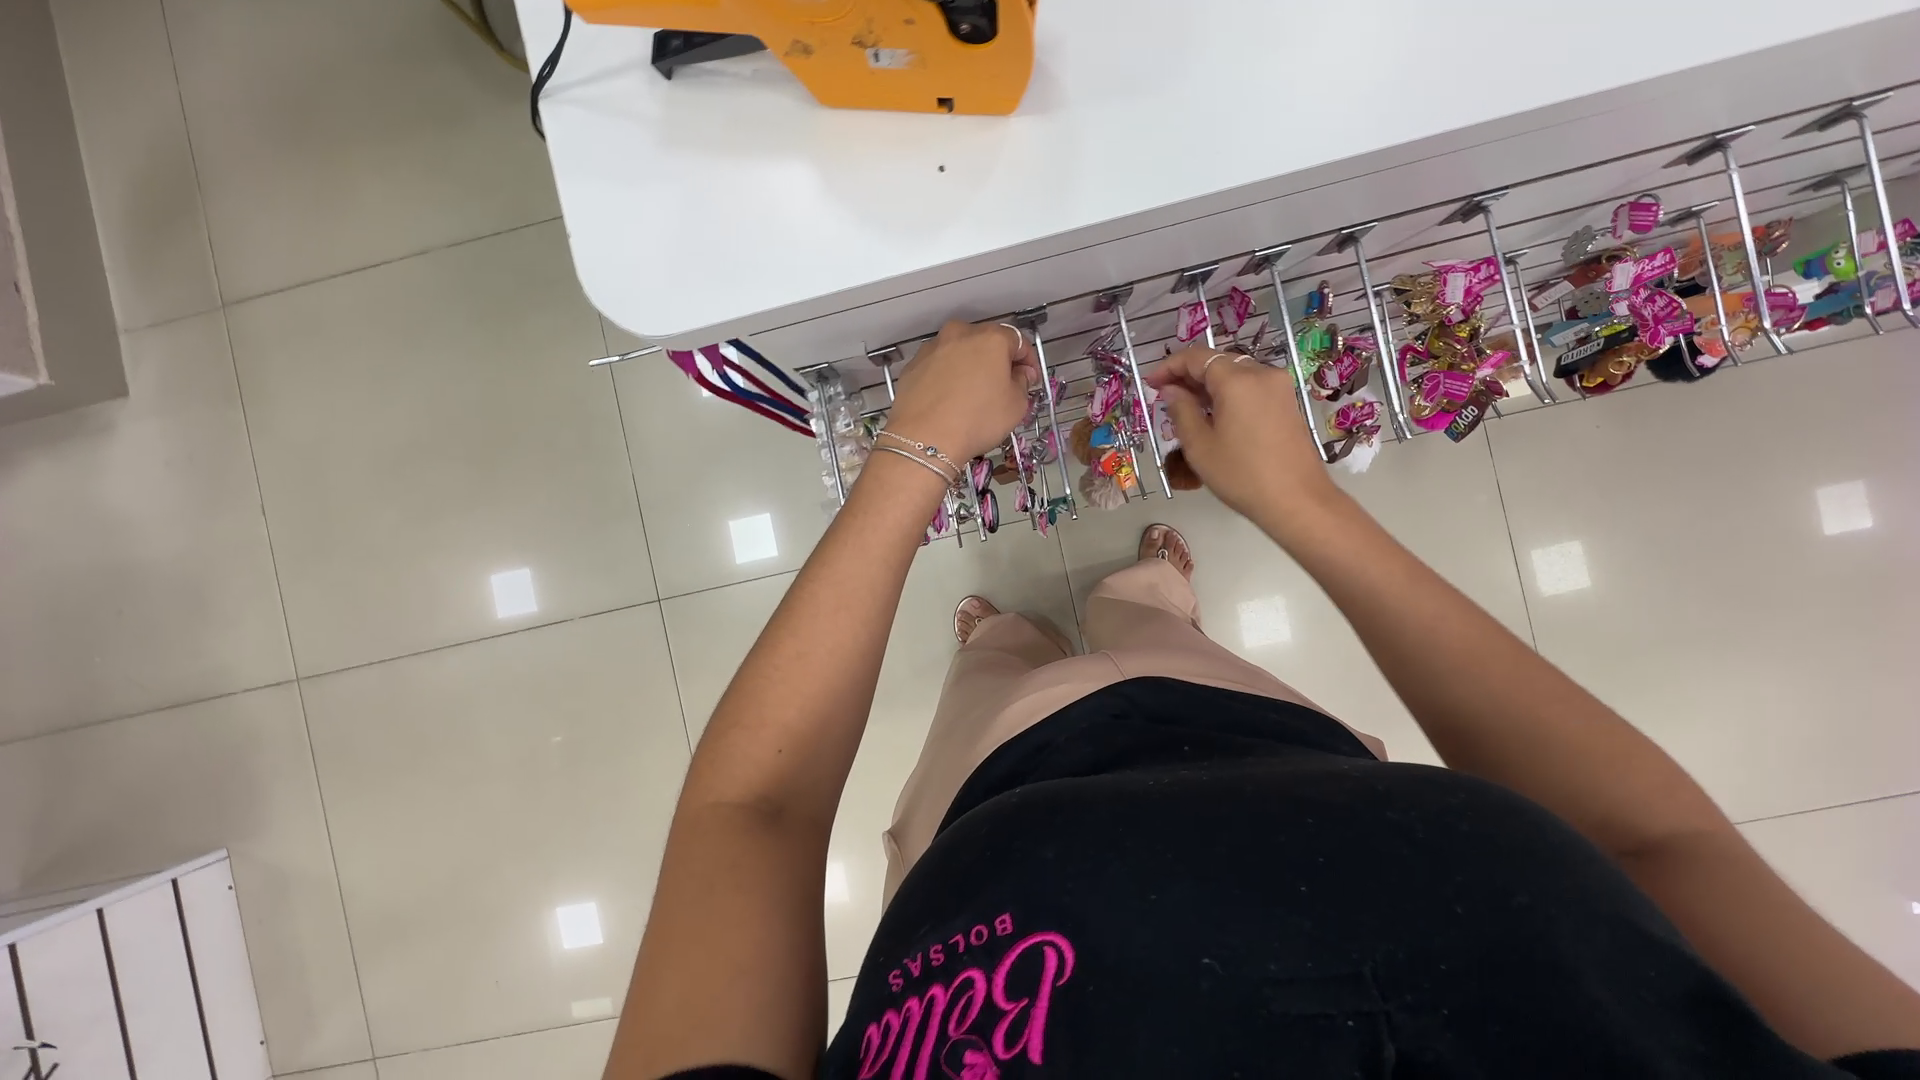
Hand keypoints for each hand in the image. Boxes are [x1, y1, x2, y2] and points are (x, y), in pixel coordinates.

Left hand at [884, 321, 1039, 462]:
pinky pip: (939, 366)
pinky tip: (949, 399)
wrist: (923, 439)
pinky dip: (948, 376)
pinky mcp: (913, 365)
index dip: (1029, 361)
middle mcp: (960, 334)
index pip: (1019, 341)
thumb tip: (1020, 374)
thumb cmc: (977, 420)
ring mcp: (932, 348)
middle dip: (998, 360)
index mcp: (991, 338)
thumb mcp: (1015, 406)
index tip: (1031, 380)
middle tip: (1004, 385)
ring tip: (974, 393)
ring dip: (971, 366)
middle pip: (986, 341)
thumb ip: (1022, 383)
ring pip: (960, 351)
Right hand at [1146, 346, 1337, 520]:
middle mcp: (1261, 374)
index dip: (1169, 366)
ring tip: (1186, 406)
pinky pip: (1251, 386)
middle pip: (1218, 362)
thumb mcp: (1199, 445)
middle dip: (1189, 374)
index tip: (1150, 382)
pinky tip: (1214, 413)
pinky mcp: (1287, 402)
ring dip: (1209, 384)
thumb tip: (1171, 390)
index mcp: (1237, 380)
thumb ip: (1181, 410)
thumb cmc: (1241, 475)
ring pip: (1236, 373)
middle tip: (1165, 395)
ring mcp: (1279, 387)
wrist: (1297, 500)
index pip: (1196, 358)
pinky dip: (1229, 393)